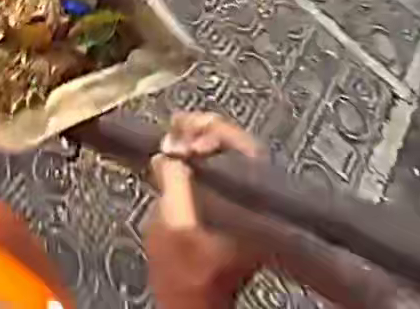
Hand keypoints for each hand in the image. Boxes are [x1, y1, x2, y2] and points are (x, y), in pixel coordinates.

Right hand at [142, 112, 264, 308]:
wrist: (187, 307)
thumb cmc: (185, 276)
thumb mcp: (173, 223)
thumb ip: (173, 180)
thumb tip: (169, 154)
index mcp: (247, 208)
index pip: (244, 150)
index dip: (214, 132)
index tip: (186, 134)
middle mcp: (250, 206)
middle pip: (235, 148)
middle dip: (202, 131)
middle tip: (175, 129)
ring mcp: (239, 209)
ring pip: (223, 157)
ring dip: (194, 141)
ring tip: (170, 141)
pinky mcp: (223, 210)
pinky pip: (213, 169)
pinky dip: (193, 156)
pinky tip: (174, 155)